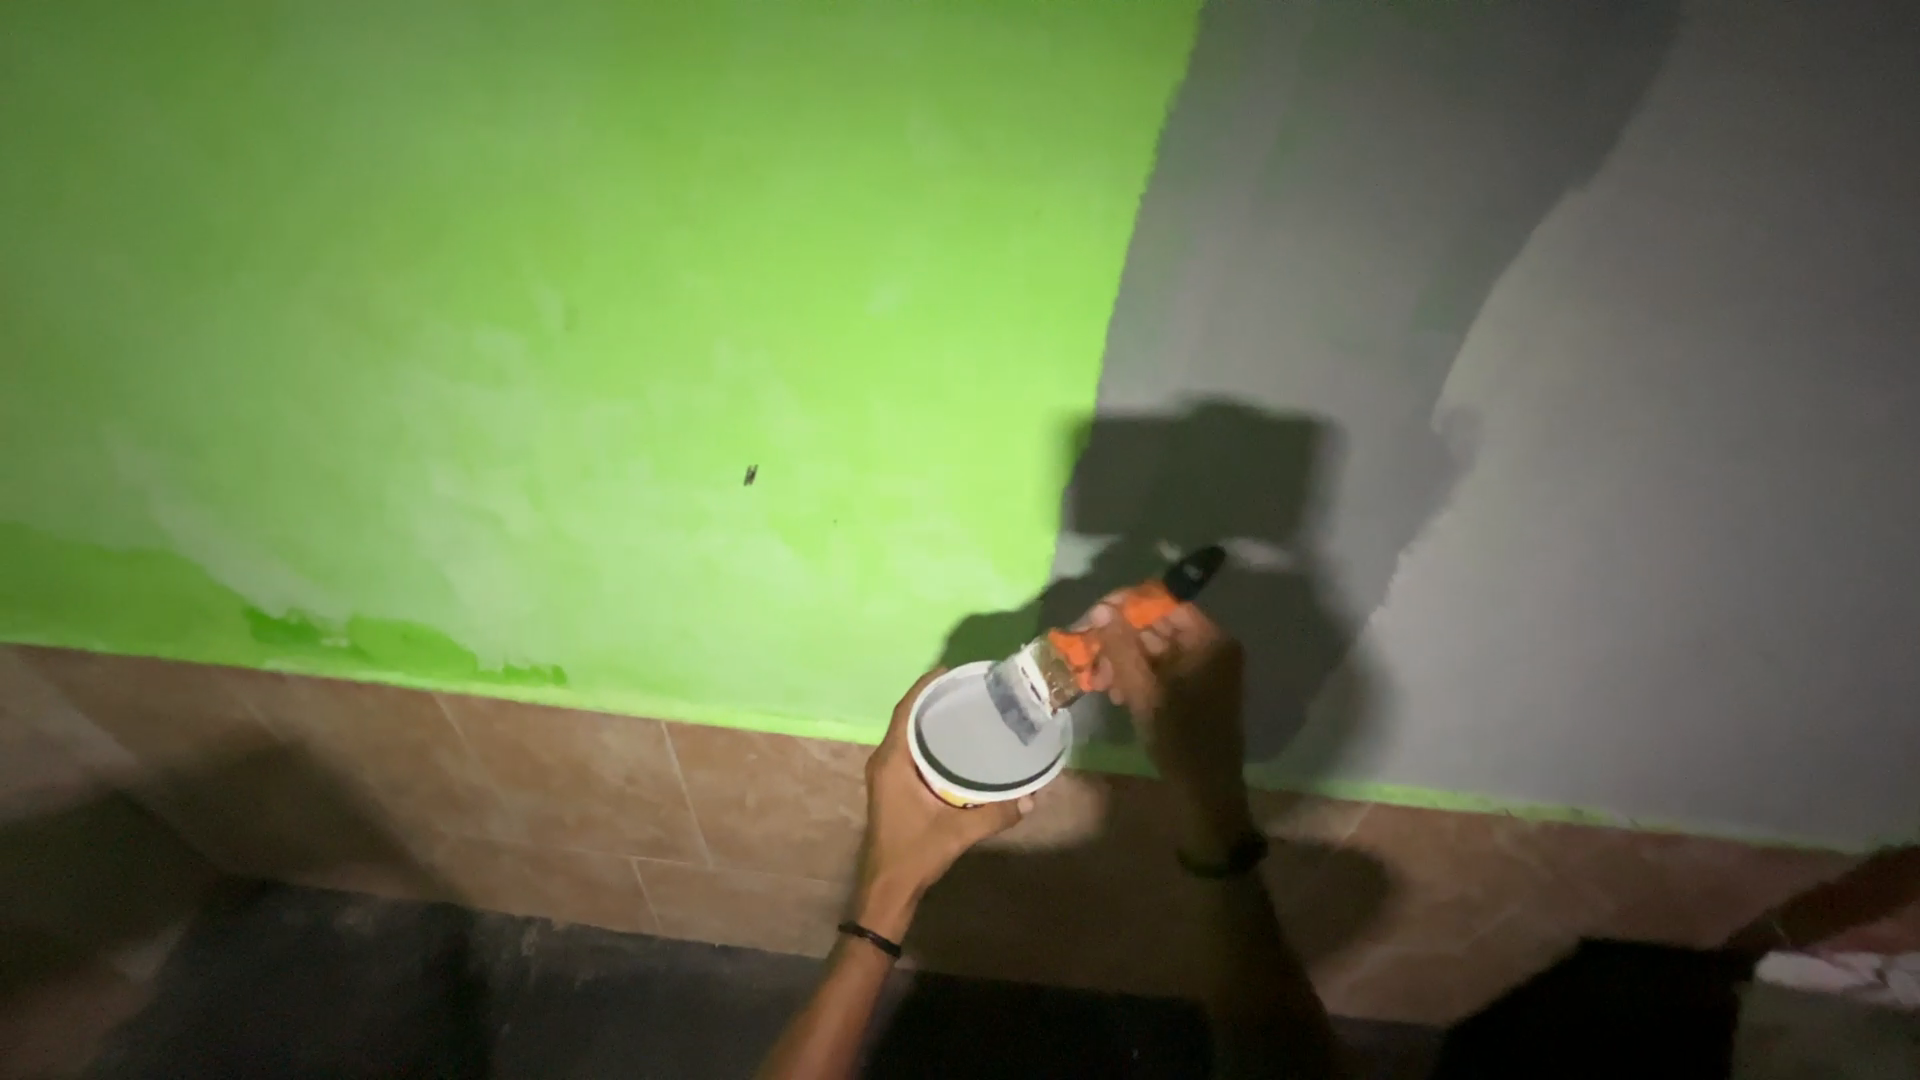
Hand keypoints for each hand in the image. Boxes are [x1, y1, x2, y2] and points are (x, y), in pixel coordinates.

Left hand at [852, 669, 1029, 940]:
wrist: (886, 889)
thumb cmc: (913, 854)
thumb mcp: (957, 832)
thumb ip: (995, 814)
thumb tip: (1032, 797)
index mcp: (892, 760)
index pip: (906, 709)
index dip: (925, 686)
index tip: (951, 670)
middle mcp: (885, 760)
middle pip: (908, 716)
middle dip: (934, 698)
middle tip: (969, 688)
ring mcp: (886, 773)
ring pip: (908, 733)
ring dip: (931, 718)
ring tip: (966, 706)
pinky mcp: (893, 784)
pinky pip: (910, 748)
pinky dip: (929, 738)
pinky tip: (956, 742)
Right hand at [1082, 601, 1254, 862]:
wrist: (1207, 792)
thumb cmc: (1179, 739)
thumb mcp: (1144, 691)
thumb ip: (1121, 646)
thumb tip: (1102, 609)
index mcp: (1208, 640)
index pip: (1163, 602)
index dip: (1125, 606)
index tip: (1092, 620)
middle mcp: (1211, 645)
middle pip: (1157, 624)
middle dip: (1119, 639)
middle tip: (1089, 657)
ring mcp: (1205, 667)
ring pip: (1154, 647)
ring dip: (1124, 659)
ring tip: (1100, 682)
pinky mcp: (1196, 686)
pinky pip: (1162, 667)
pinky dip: (1137, 674)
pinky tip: (1116, 692)